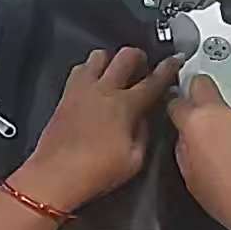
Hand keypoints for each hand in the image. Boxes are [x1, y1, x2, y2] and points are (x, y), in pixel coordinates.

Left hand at [13, 48, 183, 210]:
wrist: (56, 174)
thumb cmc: (95, 171)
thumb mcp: (134, 159)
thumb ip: (144, 132)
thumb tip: (145, 117)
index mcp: (125, 105)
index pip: (153, 81)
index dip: (168, 69)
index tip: (174, 61)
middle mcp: (103, 90)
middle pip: (126, 56)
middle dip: (140, 57)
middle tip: (144, 66)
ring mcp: (82, 88)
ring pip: (100, 55)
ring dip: (113, 59)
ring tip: (118, 71)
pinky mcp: (66, 94)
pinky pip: (80, 68)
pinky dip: (91, 69)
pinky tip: (94, 81)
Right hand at [168, 75, 230, 229]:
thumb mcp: (189, 177)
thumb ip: (182, 149)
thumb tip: (182, 141)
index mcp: (196, 121)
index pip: (175, 101)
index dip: (170, 109)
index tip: (169, 116)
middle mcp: (221, 113)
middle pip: (201, 84)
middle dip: (191, 91)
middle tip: (186, 110)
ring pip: (220, 104)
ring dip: (211, 116)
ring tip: (208, 145)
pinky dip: (227, 131)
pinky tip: (226, 155)